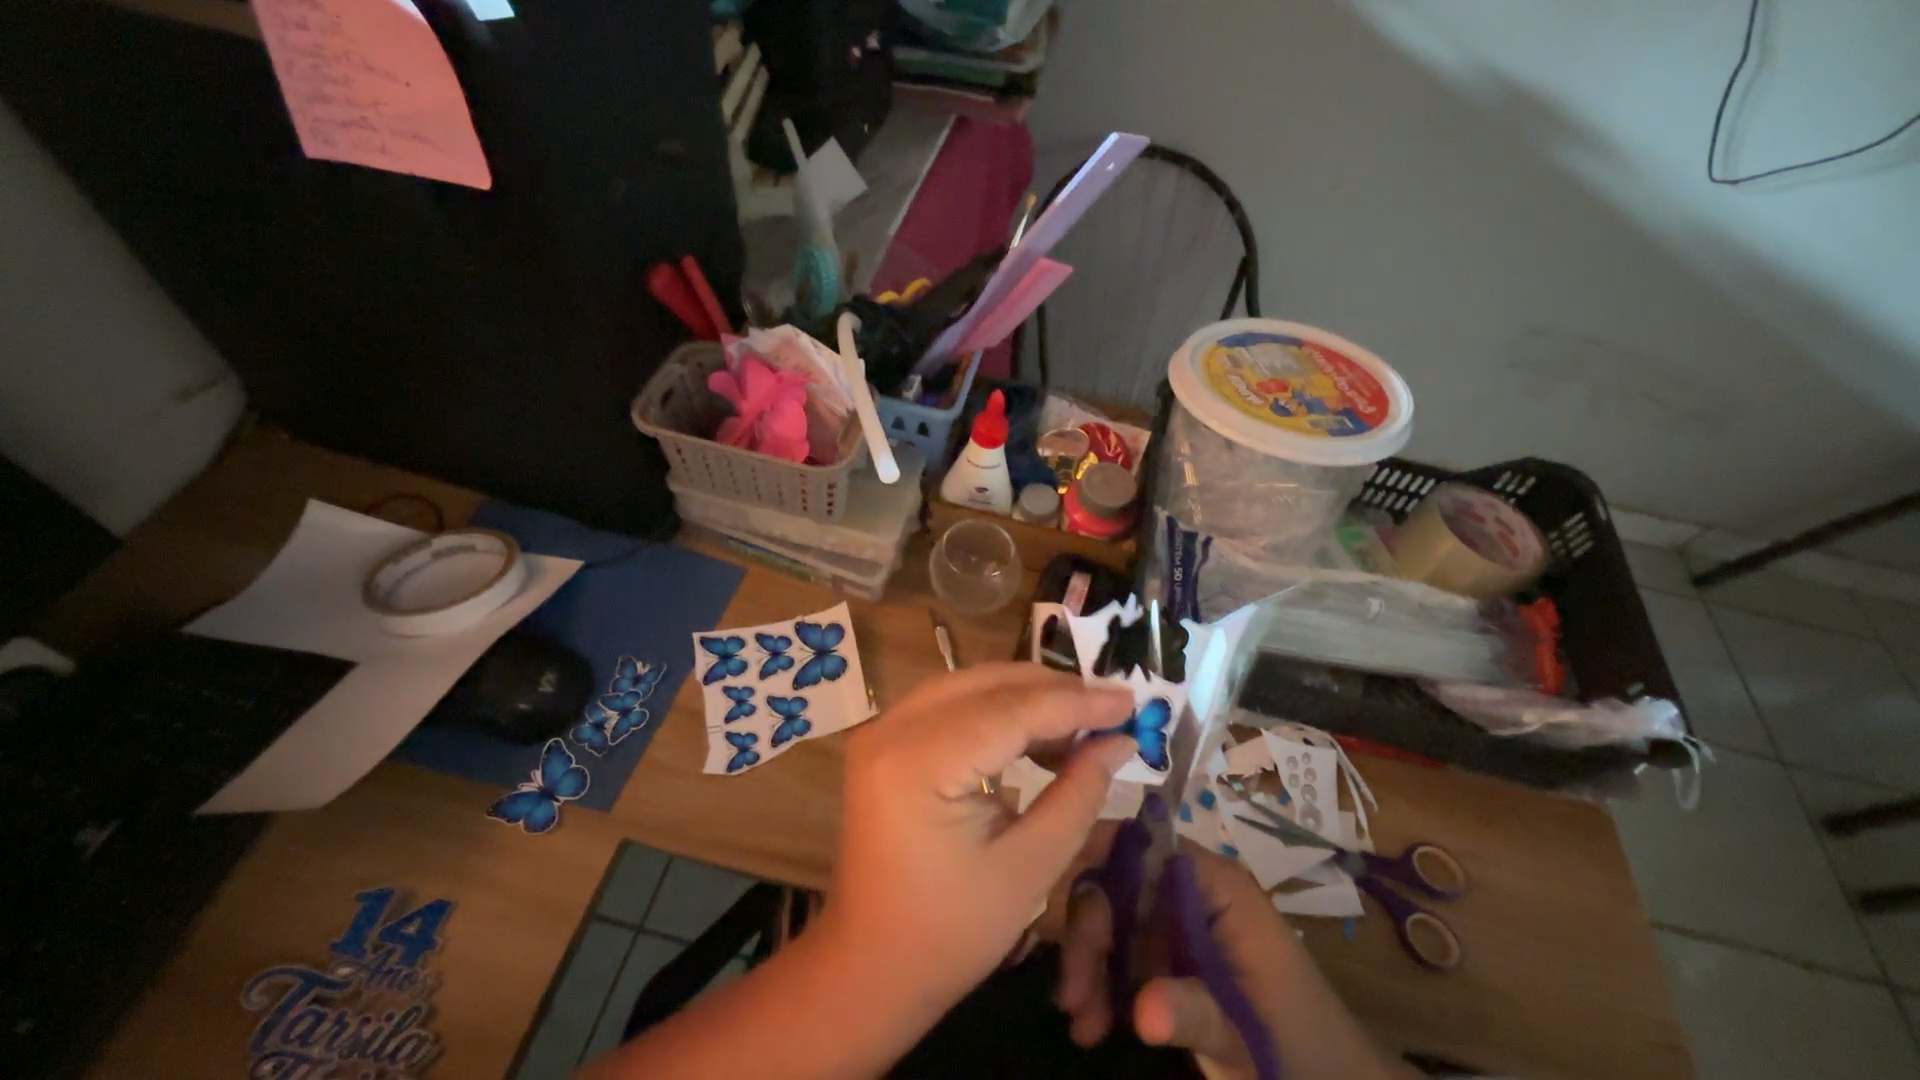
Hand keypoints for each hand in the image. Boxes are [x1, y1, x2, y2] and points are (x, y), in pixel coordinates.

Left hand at [822, 663, 1135, 1013]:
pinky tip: (1035, 736)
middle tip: (1113, 710)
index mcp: (917, 764)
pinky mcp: (883, 743)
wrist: (871, 966)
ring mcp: (879, 732)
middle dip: (1053, 691)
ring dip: (1026, 697)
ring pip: (967, 686)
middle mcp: (889, 731)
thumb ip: (1078, 794)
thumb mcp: (1029, 868)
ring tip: (1082, 725)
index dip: (1075, 703)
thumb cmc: (951, 932)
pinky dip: (995, 711)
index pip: (1010, 711)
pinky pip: (948, 705)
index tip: (1131, 701)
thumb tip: (1119, 741)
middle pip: (985, 685)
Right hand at [1056, 840, 1414, 1079]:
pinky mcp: (1173, 957)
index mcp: (1214, 886)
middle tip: (1071, 997)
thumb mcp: (1248, 1032)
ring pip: (1112, 921)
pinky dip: (1103, 985)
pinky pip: (1123, 954)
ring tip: (1082, 1024)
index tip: (1052, 899)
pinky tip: (1094, 1026)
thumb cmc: (1303, 1046)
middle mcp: (1192, 893)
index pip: (1139, 843)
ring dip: (1089, 966)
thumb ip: (1195, 1013)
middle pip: (1116, 884)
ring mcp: (1180, 924)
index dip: (1093, 859)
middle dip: (1087, 935)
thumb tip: (1140, 1010)